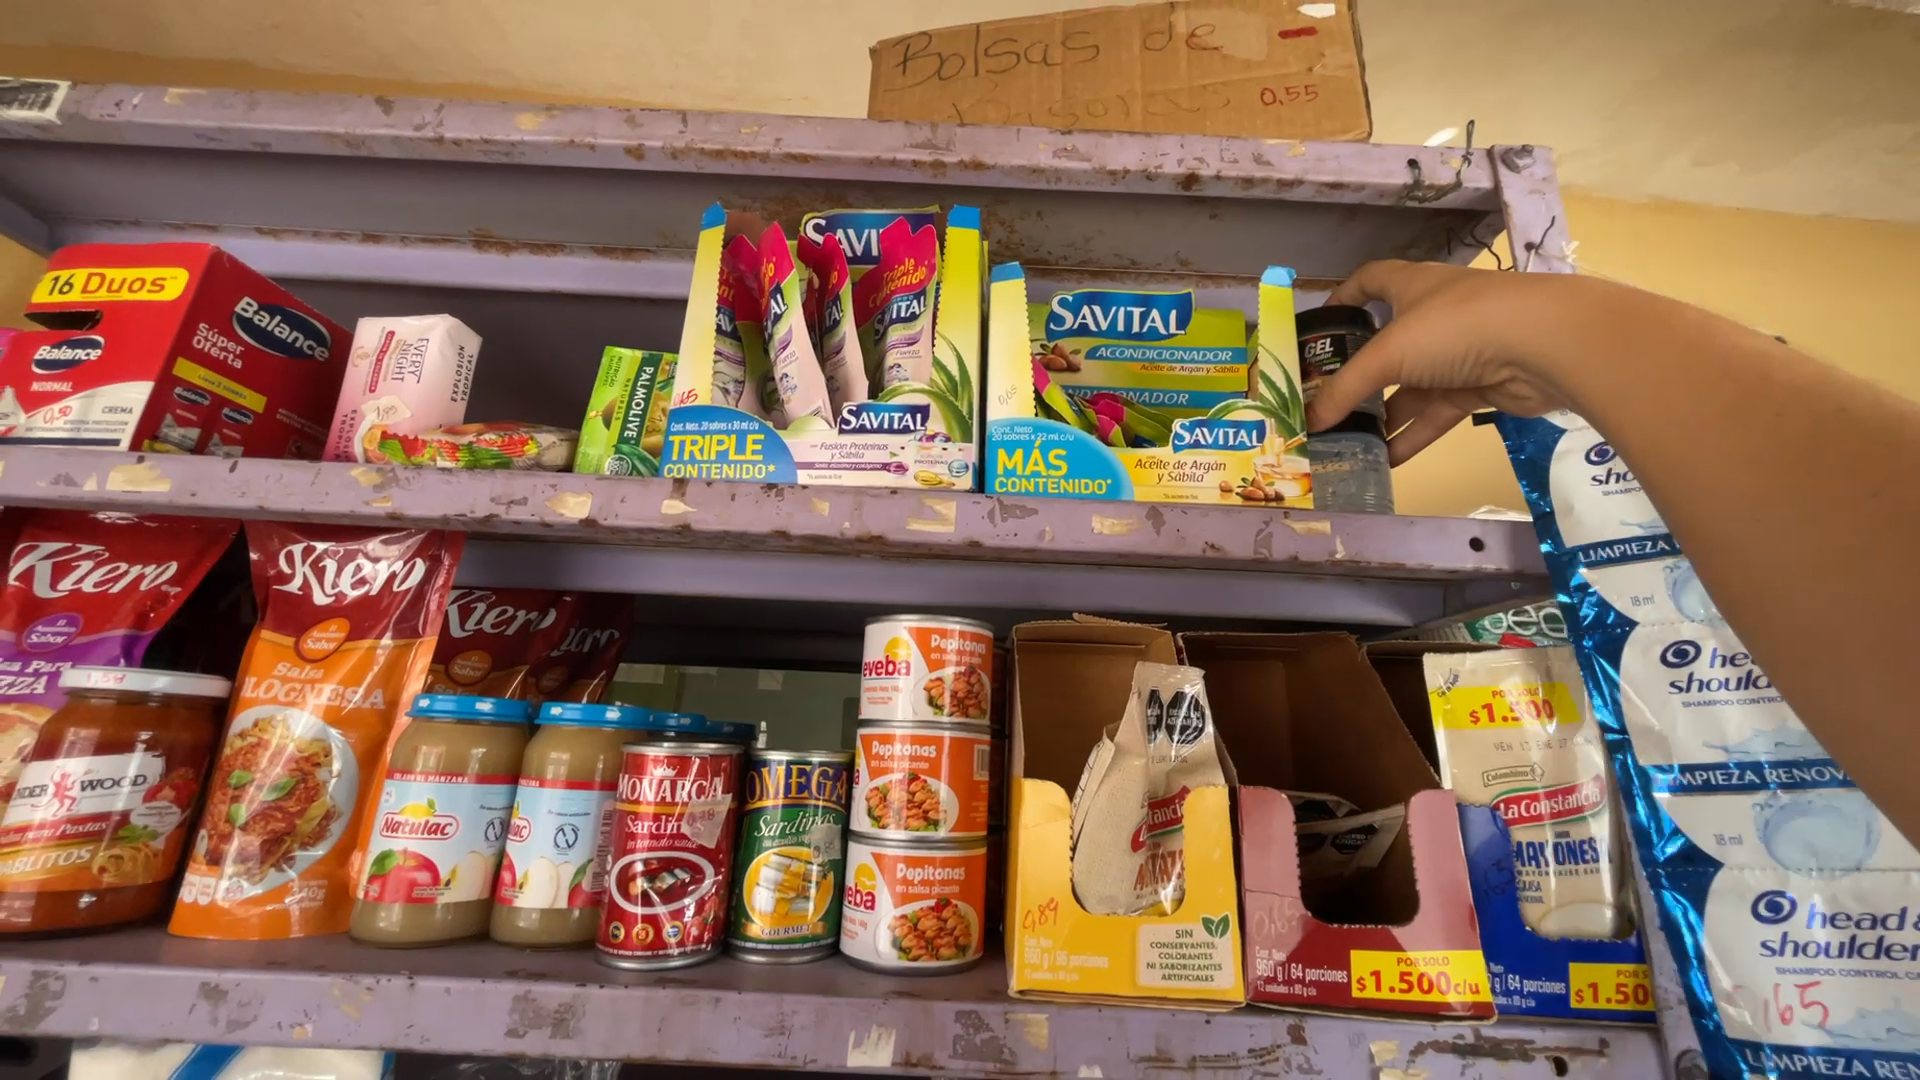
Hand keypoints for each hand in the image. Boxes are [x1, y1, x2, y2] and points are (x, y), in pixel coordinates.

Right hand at [1305, 261, 1578, 464]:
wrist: (1550, 345)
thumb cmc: (1457, 328)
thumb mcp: (1387, 355)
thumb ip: (1343, 391)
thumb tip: (1308, 423)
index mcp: (1413, 289)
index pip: (1372, 280)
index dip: (1344, 297)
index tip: (1319, 326)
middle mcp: (1436, 316)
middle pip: (1387, 346)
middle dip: (1356, 376)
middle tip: (1324, 403)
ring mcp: (1461, 352)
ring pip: (1410, 387)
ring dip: (1381, 416)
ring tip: (1348, 442)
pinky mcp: (1480, 385)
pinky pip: (1436, 414)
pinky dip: (1412, 436)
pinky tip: (1385, 462)